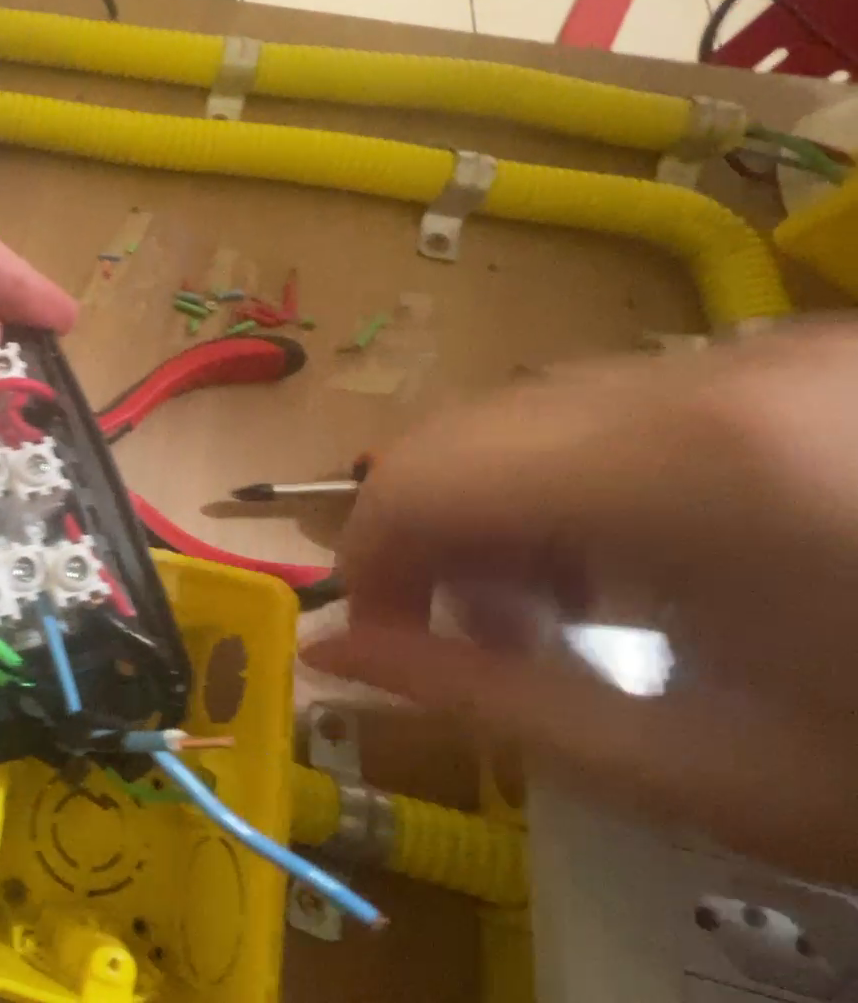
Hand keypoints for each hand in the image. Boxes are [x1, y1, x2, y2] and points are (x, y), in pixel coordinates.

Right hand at [304, 323, 857, 885]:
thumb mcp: (692, 768)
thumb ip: (480, 701)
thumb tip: (326, 655)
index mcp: (684, 471)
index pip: (417, 479)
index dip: (366, 561)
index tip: (384, 641)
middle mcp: (709, 377)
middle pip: (458, 433)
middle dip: (425, 537)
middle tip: (472, 634)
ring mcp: (762, 355)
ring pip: (520, 414)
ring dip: (490, 507)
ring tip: (558, 603)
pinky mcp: (798, 359)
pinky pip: (604, 405)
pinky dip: (563, 480)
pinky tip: (633, 554)